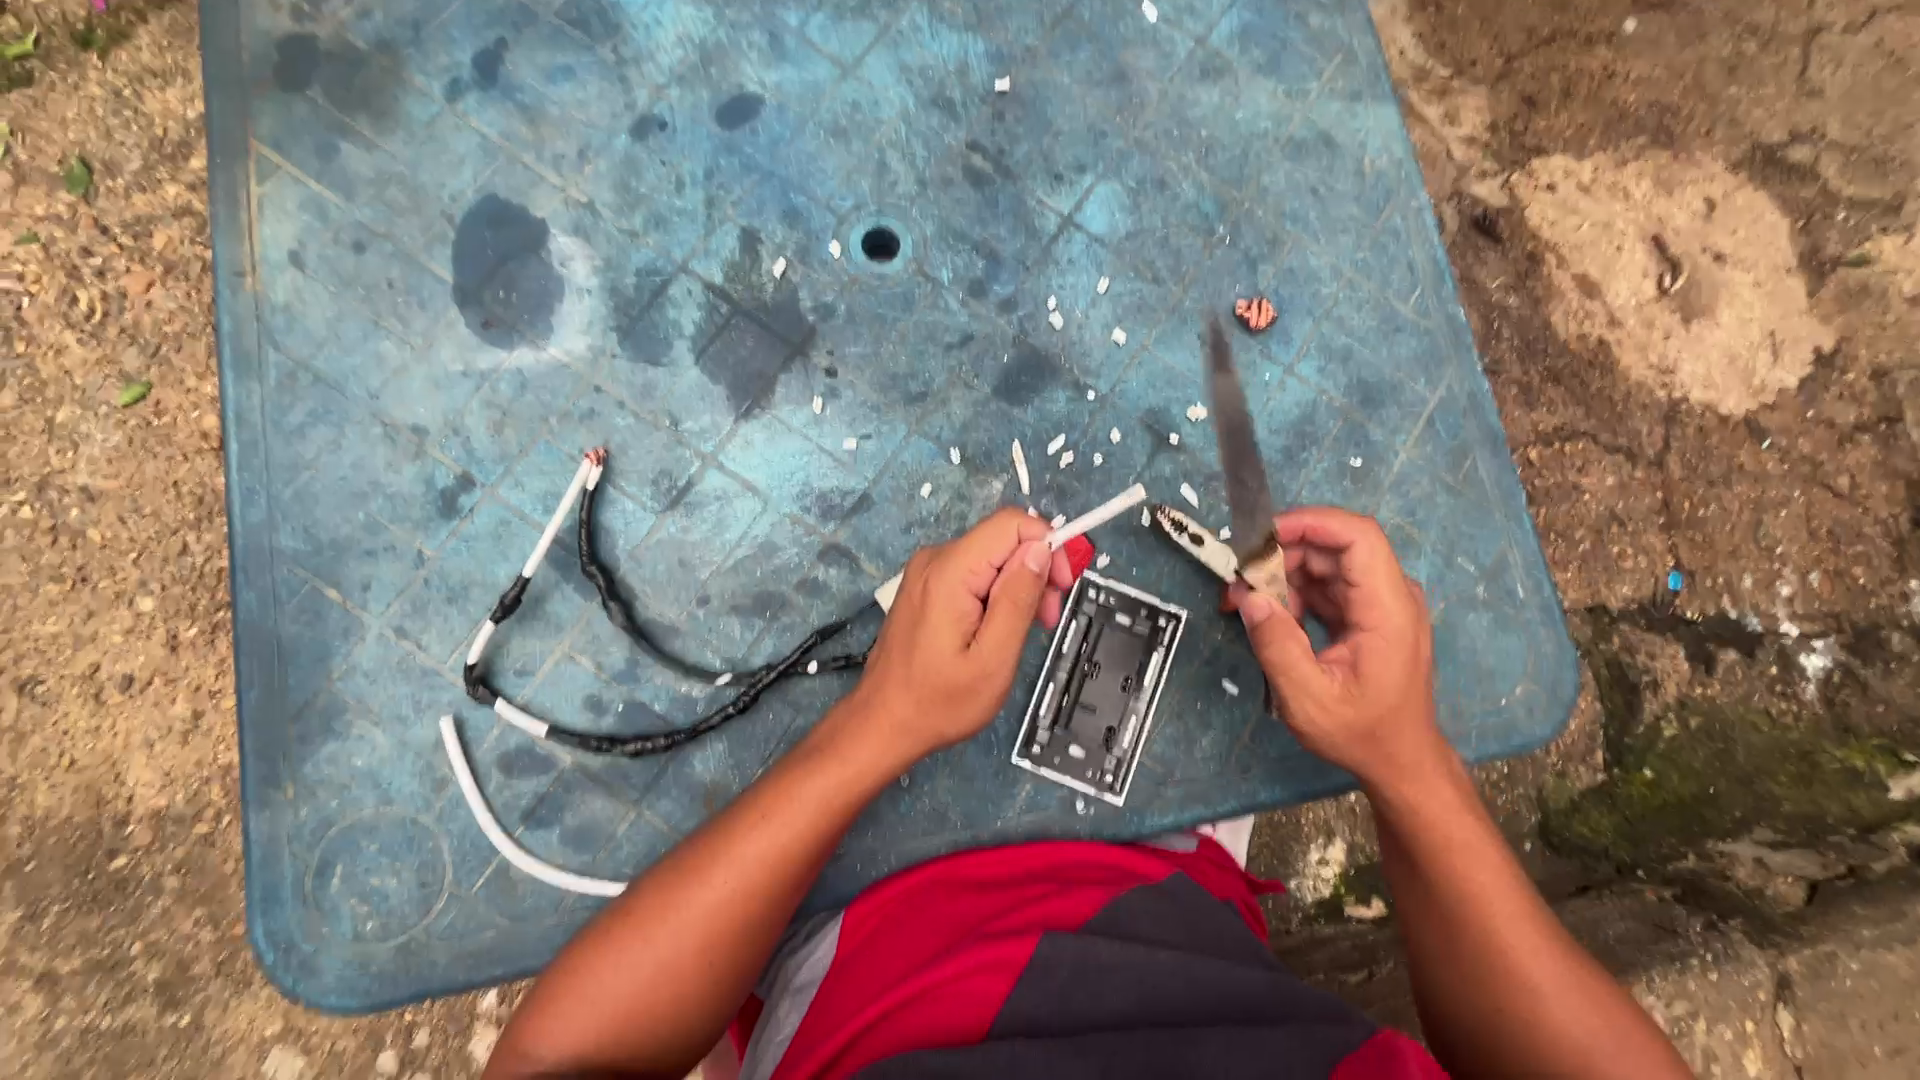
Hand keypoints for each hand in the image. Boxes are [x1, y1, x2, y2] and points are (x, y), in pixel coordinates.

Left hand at [843, 509, 1075, 762]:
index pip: (1012, 523)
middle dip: (1035, 572)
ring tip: (1023, 632)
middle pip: (1003, 539)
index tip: (1060, 589)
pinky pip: (973, 572)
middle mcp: (935, 559)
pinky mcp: (926, 586)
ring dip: (1018, 586)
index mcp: (950, 571)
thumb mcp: (993, 659)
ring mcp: (927, 571)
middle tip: (1046, 620)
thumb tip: (1040, 548)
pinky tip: (998, 629)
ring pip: (991, 556)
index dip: (1047, 546)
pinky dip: (995, 593)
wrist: (884, 722)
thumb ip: (1018, 599)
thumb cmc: (939, 701)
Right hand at [1229, 507, 1446, 790]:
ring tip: (1245, 605)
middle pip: (1332, 547)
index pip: (1357, 536)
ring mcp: (1379, 603)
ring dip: (1280, 577)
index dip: (1309, 523)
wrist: (1400, 761)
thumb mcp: (1308, 699)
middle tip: (1236, 584)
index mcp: (1388, 609)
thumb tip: (1248, 597)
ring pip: (1324, 564)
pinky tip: (1270, 618)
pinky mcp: (1365, 614)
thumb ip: (1277, 646)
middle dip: (1279, 556)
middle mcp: (1390, 595)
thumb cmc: (1361, 734)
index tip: (1259, 538)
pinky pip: (1325, 585)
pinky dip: (1292, 594)